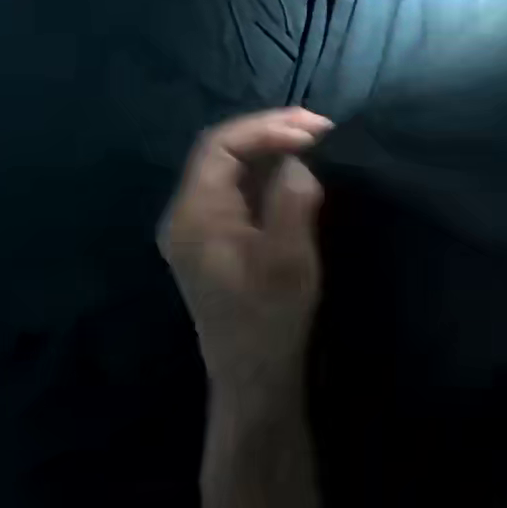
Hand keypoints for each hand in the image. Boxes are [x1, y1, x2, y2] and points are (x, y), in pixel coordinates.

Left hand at [160, 108, 332, 394]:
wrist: (255, 379)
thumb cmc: (270, 319)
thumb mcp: (287, 260)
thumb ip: (291, 201)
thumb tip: (298, 162)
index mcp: (194, 214)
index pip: (220, 145)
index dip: (265, 128)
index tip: (311, 130)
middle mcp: (188, 213)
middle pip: (223, 151)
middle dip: (270, 132)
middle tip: (319, 129)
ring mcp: (199, 225)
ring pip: (232, 166)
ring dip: (272, 149)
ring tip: (314, 141)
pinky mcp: (216, 236)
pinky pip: (239, 187)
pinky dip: (268, 171)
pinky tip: (297, 169)